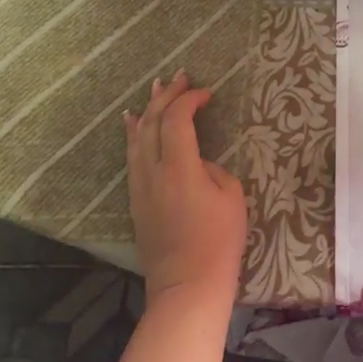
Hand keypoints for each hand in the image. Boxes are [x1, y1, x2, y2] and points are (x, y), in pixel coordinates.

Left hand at [125, 70, 246, 304]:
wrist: (188, 284)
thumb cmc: (219, 240)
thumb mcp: (230, 194)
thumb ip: (210, 168)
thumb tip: (196, 163)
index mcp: (179, 167)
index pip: (177, 120)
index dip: (189, 100)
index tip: (207, 93)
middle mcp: (152, 172)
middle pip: (152, 123)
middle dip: (165, 97)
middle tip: (178, 77)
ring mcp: (140, 188)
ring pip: (137, 139)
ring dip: (146, 111)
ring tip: (153, 91)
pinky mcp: (136, 203)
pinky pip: (132, 158)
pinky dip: (134, 136)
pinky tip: (133, 125)